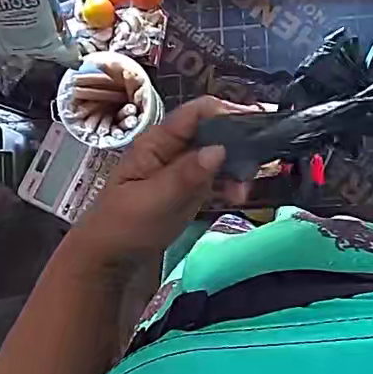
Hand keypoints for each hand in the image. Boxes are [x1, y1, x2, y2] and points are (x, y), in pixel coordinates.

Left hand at [68, 95, 252, 263]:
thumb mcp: (154, 201)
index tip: (257, 127)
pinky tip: (237, 197)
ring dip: (237, 166)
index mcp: (158, 142)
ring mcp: (182, 169)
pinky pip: (216, 178)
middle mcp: (172, 149)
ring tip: (245, 187)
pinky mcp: (189, 190)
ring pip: (219, 155)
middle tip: (263, 157)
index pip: (196, 114)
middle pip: (213, 131)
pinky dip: (229, 184)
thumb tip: (220, 149)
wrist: (108, 259)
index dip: (227, 114)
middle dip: (239, 141)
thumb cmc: (124, 226)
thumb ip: (186, 175)